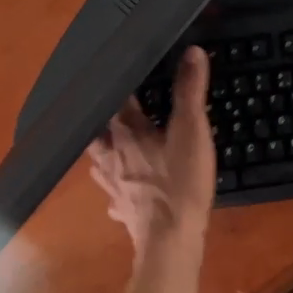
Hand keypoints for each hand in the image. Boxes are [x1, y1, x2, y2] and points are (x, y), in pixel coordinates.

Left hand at [88, 46, 215, 264]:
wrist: (170, 241)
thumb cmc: (180, 181)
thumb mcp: (192, 129)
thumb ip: (190, 89)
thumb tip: (192, 51)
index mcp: (126, 131)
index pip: (116, 99)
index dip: (122, 84)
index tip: (128, 70)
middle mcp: (111, 155)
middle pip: (100, 129)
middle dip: (107, 116)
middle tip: (119, 106)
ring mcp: (113, 185)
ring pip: (101, 160)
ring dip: (107, 149)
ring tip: (118, 142)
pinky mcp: (122, 209)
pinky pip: (114, 192)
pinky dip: (118, 185)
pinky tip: (125, 188)